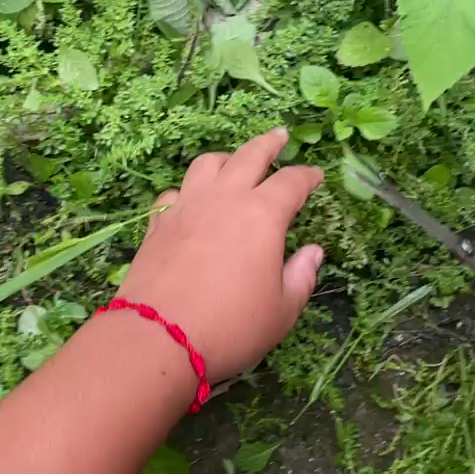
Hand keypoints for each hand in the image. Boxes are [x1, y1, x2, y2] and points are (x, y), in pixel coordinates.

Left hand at [114, 129, 324, 379]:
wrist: (158, 337)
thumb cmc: (230, 326)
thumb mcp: (281, 311)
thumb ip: (301, 277)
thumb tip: (313, 251)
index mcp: (262, 215)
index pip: (291, 182)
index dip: (307, 176)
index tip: (316, 175)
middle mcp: (224, 198)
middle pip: (249, 155)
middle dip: (268, 143)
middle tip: (279, 136)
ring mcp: (186, 205)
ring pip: (207, 163)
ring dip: (226, 158)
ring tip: (234, 162)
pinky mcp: (158, 221)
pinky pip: (175, 191)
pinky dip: (188, 190)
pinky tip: (192, 200)